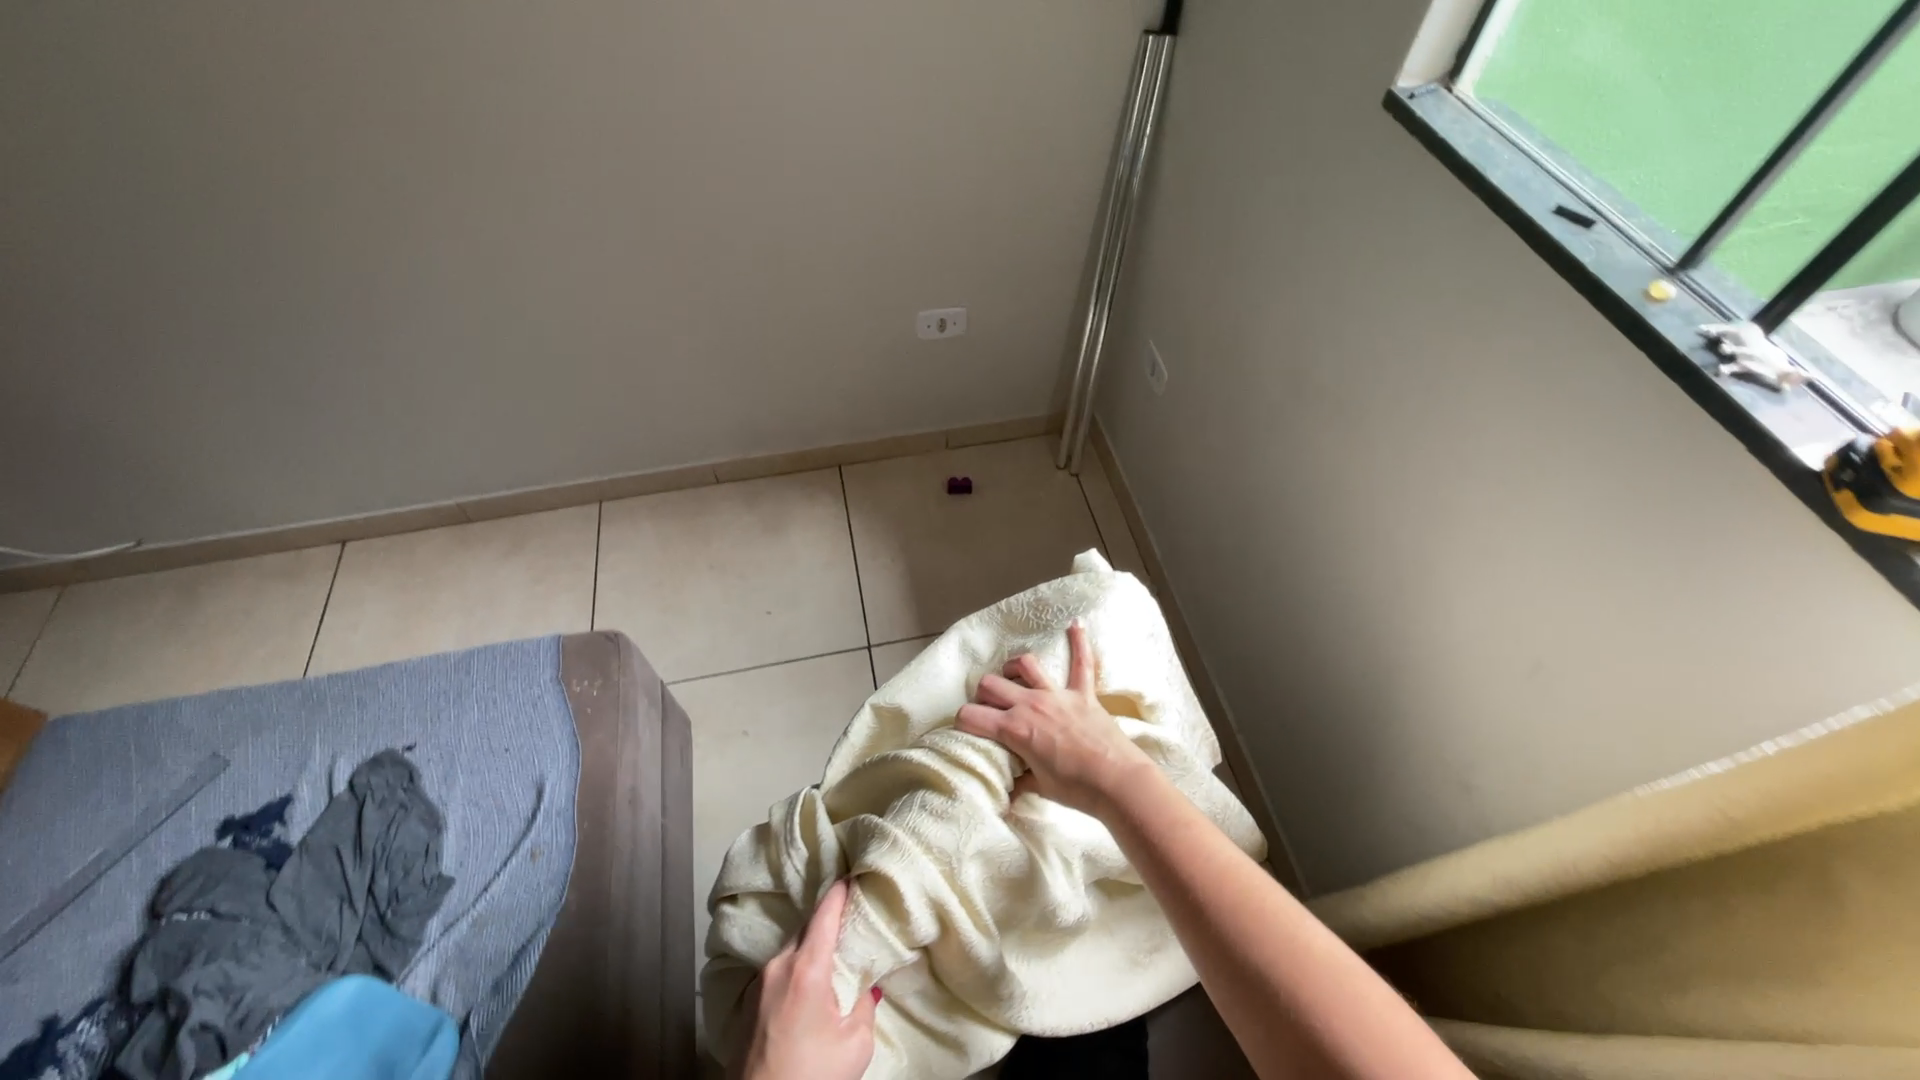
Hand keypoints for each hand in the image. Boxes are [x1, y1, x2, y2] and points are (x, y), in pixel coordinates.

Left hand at [734, 880, 879, 1079]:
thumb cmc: (811, 1076)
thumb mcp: (854, 1044)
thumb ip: (864, 1006)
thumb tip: (866, 990)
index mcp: (806, 969)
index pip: (824, 915)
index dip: (839, 894)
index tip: (849, 877)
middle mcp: (778, 967)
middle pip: (806, 930)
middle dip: (826, 922)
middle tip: (848, 919)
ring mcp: (758, 984)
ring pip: (790, 950)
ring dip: (810, 948)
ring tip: (832, 955)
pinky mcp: (747, 1004)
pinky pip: (777, 971)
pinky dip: (795, 968)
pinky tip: (808, 987)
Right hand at [956, 620, 1154, 817]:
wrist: (1118, 782)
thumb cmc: (1077, 789)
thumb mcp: (1039, 789)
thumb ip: (1019, 781)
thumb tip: (1008, 789)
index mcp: (1015, 730)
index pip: (971, 716)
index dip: (962, 722)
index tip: (966, 729)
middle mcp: (1031, 705)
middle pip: (990, 684)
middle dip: (982, 695)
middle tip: (989, 710)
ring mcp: (1057, 695)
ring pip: (1025, 665)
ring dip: (1014, 669)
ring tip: (1013, 677)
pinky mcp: (1083, 694)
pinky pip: (1082, 662)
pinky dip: (1079, 643)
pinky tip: (1075, 624)